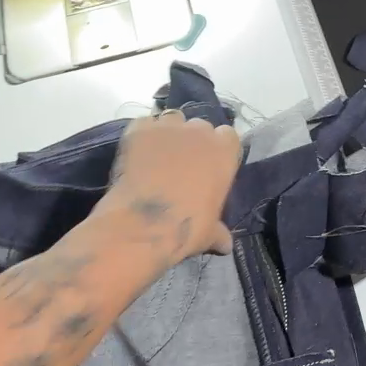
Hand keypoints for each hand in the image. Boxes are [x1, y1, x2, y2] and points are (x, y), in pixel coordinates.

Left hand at [94, 109, 240, 261]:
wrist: (143, 223)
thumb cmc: (186, 228)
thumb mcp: (209, 234)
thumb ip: (219, 232)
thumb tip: (226, 245)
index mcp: (224, 151)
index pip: (228, 137)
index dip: (218, 149)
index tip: (209, 165)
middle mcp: (199, 131)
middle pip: (200, 127)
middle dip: (193, 140)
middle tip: (181, 164)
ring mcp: (169, 126)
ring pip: (172, 120)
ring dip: (169, 133)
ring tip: (157, 155)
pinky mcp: (140, 128)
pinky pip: (144, 124)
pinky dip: (142, 135)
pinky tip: (137, 153)